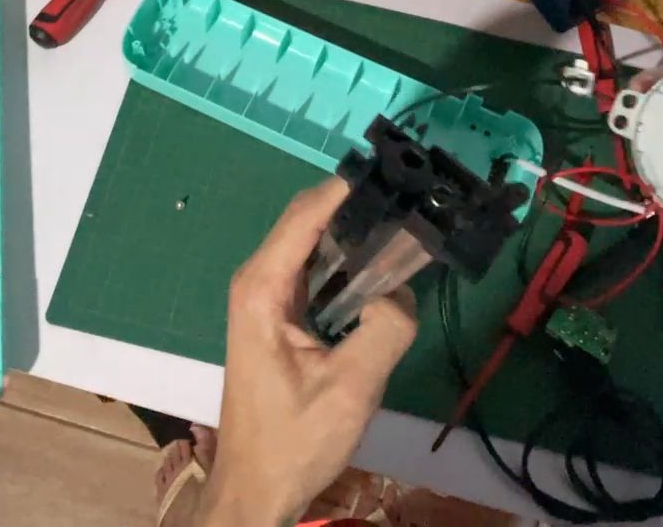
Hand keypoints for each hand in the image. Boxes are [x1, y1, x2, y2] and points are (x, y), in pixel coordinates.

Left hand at [199, 179, 417, 526]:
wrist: (256, 486)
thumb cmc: (293, 439)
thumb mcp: (349, 390)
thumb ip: (384, 332)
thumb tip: (401, 292)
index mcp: (263, 286)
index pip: (306, 214)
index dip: (347, 189)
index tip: (392, 175)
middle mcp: (259, 277)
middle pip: (308, 217)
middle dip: (354, 203)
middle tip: (407, 199)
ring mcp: (266, 291)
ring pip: (312, 237)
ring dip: (352, 227)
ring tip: (401, 220)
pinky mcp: (278, 308)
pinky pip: (313, 264)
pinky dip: (345, 255)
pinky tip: (378, 262)